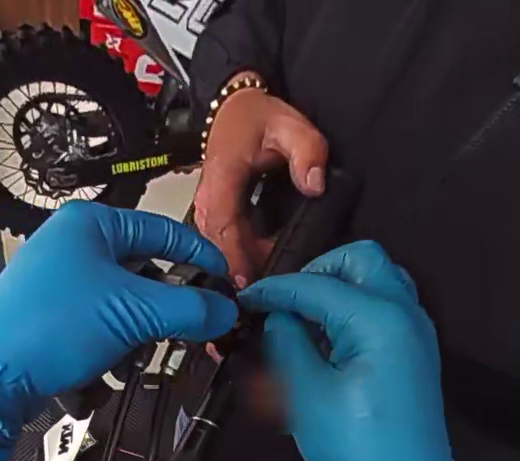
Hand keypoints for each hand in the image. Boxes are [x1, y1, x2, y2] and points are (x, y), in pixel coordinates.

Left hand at [0, 202, 237, 460]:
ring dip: (133, 342)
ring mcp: (60, 287)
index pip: (164, 232)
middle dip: (160, 314)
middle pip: (144, 276)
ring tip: (126, 362)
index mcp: (91, 226)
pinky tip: (100, 374)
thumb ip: (188, 309)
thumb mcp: (132, 314)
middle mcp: (73, 250)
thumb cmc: (52, 328)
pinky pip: (97, 333)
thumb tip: (227, 311)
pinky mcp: (52, 323)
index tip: (226, 285)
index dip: (200, 257)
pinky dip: (106, 355)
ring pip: (122, 310)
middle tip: (179, 337)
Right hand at [192, 84, 328, 283]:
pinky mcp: (210, 219)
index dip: (235, 258)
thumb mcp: (289, 124)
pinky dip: (239, 258)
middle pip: (219, 247)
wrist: (232, 110)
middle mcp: (207, 201)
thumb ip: (307, 151)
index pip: (224, 228)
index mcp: (221, 180)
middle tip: (267, 292)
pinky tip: (259, 267)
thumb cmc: (255, 119)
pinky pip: (221, 246)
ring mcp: (205, 212)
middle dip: (241, 270)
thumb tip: (314, 185)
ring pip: (218, 250)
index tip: (248, 283)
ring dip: (240, 266)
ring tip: (266, 284)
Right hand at [239, 241, 519, 460]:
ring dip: (335, 288)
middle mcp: (404, 311)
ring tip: (299, 322)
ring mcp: (415, 332)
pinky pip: (383, 308)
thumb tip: (277, 317)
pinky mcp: (413, 354)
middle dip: (315, 272)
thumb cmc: (353, 447)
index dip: (274, 290)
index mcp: (378, 318)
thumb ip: (288, 345)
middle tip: (282, 303)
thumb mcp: (307, 396)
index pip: (316, 284)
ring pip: (376, 280)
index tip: (241, 300)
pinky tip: (324, 342)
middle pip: (360, 260)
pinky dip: (351, 309)